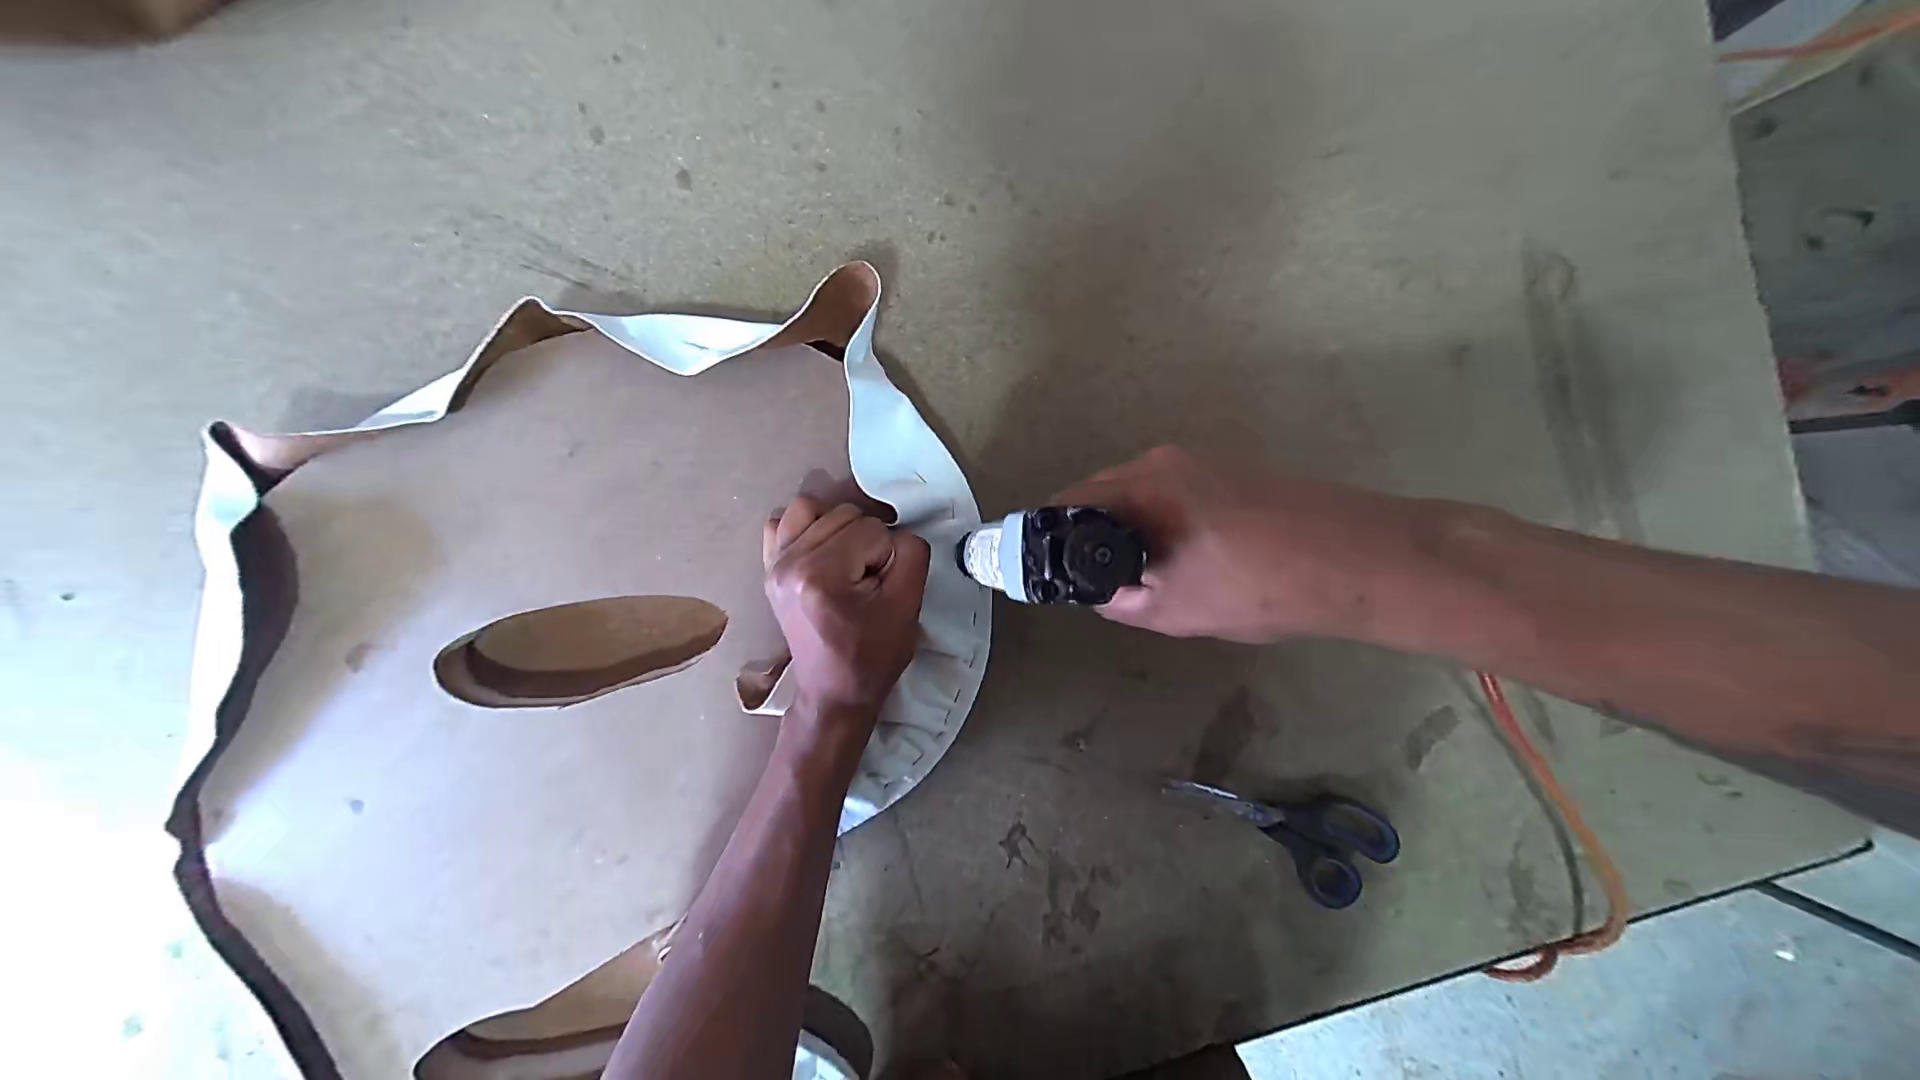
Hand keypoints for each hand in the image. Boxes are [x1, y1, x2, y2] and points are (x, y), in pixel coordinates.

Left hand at [762, 496, 930, 716]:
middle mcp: (789, 562)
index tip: (881, 591)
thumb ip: (912, 555)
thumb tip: (898, 532)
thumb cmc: (873, 656)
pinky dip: (805, 527)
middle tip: (867, 581)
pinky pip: (782, 522)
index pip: (872, 529)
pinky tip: (821, 552)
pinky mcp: (769, 568)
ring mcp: (774, 564)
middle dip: (865, 542)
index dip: (887, 557)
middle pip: (844, 514)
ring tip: (847, 561)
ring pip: (813, 508)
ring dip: (838, 528)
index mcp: (821, 574)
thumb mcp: (907, 606)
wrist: (834, 692)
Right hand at [1051, 446, 1423, 642]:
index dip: (1052, 536)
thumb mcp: (1173, 609)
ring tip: (1151, 573)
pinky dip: (1164, 522)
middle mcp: (1165, 461)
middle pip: (1104, 493)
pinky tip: (1191, 557)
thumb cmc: (1257, 586)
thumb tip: (1100, 590)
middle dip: (1093, 535)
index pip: (1069, 501)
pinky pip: (1175, 494)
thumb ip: (1121, 599)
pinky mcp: (1232, 470)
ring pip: (1142, 495)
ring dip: (1132, 529)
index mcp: (1143, 486)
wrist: (1362, 561)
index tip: (1052, 567)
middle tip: (1102, 579)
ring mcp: (1202, 461)